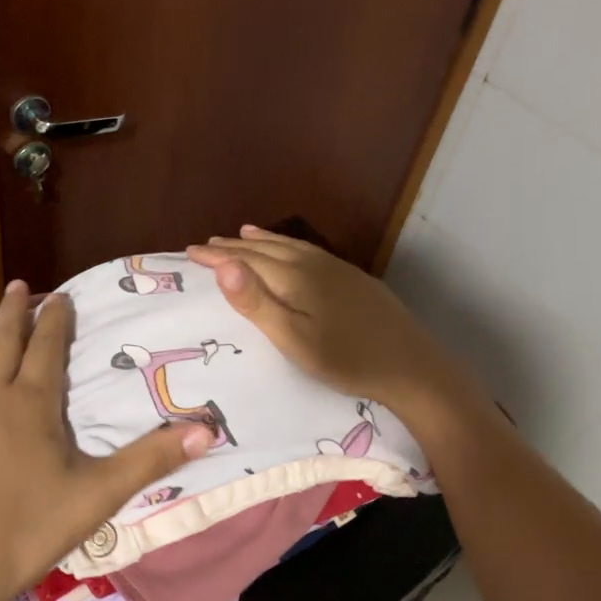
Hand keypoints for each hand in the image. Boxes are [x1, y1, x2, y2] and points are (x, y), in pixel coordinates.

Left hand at [0, 281, 212, 600]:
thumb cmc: (26, 532)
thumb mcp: (99, 495)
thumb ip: (152, 458)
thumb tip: (210, 428)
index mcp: (32, 405)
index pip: (47, 349)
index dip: (56, 320)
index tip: (60, 296)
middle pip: (1, 344)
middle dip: (13, 312)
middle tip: (19, 285)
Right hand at [186, 226, 475, 419]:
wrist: (412, 366)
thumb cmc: (346, 360)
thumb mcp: (295, 339)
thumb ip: (258, 303)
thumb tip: (223, 265)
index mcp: (295, 278)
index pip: (246, 261)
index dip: (216, 257)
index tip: (189, 252)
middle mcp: (314, 264)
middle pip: (267, 249)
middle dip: (234, 246)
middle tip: (206, 243)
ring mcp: (338, 269)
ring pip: (290, 247)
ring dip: (262, 241)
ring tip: (242, 233)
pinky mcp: (354, 279)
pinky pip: (310, 251)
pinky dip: (290, 246)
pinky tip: (294, 251)